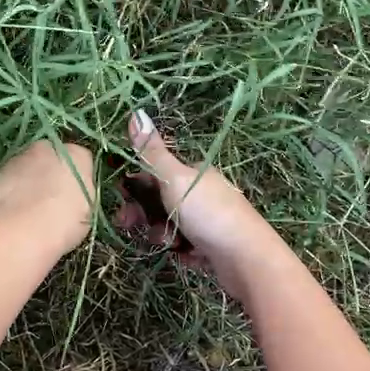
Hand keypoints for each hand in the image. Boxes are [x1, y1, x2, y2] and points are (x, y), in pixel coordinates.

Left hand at [0, 140, 96, 254]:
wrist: (19, 231)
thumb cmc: (63, 222)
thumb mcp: (88, 210)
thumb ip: (81, 191)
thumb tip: (71, 191)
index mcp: (75, 155)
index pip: (80, 160)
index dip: (77, 179)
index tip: (74, 197)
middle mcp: (45, 149)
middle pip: (50, 158)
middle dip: (49, 174)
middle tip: (50, 202)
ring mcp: (17, 159)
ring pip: (25, 168)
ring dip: (27, 182)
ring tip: (28, 212)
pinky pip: (7, 181)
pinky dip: (9, 192)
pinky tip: (11, 214)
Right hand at [118, 110, 270, 263]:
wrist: (248, 258)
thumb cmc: (208, 212)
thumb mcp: (174, 177)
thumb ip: (151, 152)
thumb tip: (136, 112)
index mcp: (194, 171)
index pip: (155, 174)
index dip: (134, 187)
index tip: (121, 202)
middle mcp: (202, 191)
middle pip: (161, 200)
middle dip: (145, 214)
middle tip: (131, 226)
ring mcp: (210, 218)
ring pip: (171, 224)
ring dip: (162, 234)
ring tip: (168, 244)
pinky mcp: (215, 244)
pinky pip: (187, 245)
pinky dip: (183, 250)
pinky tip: (187, 255)